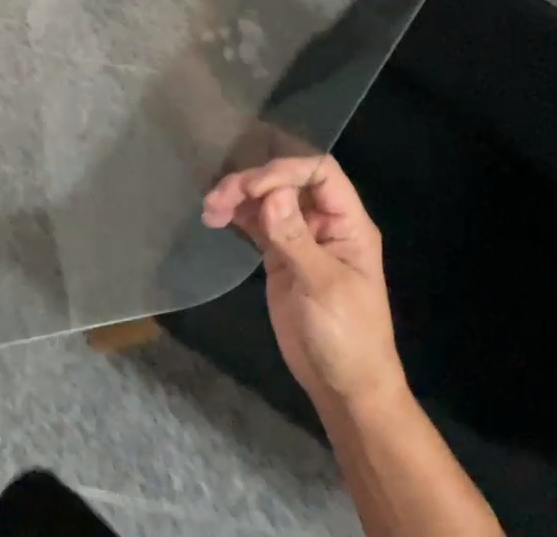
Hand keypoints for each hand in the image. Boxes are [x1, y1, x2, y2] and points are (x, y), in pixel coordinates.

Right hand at [200, 155, 403, 407]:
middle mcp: (323, 223)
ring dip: (237, 197)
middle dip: (251, 182)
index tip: (250, 187)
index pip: (318, 173)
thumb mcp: (323, 286)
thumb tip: (271, 194)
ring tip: (210, 209)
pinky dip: (234, 215)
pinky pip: (255, 222)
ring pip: (266, 199)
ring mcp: (299, 237)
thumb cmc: (347, 336)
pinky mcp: (278, 255)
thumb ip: (294, 238)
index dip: (283, 170)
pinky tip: (214, 218)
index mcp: (347, 223)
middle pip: (286, 180)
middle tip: (218, 198)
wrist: (343, 385)